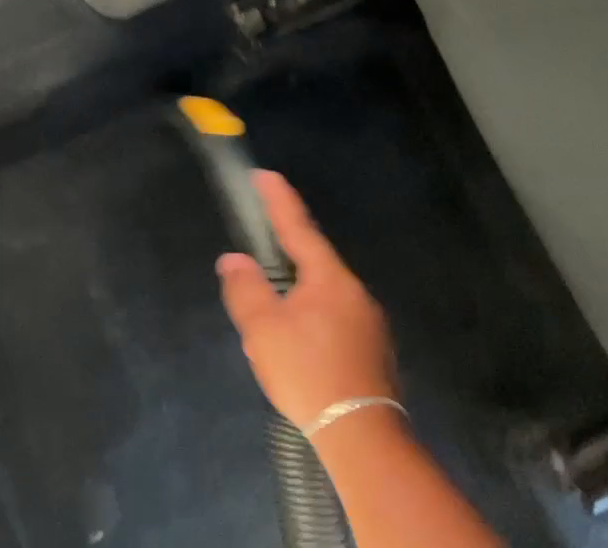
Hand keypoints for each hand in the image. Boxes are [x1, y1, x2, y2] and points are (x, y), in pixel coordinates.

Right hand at [217, 171, 394, 426]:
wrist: (360, 433)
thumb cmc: (306, 371)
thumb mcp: (262, 328)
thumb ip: (244, 288)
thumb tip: (234, 260)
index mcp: (329, 279)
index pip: (299, 228)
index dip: (279, 201)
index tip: (265, 174)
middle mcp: (355, 293)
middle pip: (313, 262)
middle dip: (284, 256)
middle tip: (257, 256)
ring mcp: (369, 323)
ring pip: (323, 294)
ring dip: (296, 294)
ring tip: (270, 315)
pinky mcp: (372, 350)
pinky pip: (333, 318)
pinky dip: (310, 318)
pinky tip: (295, 343)